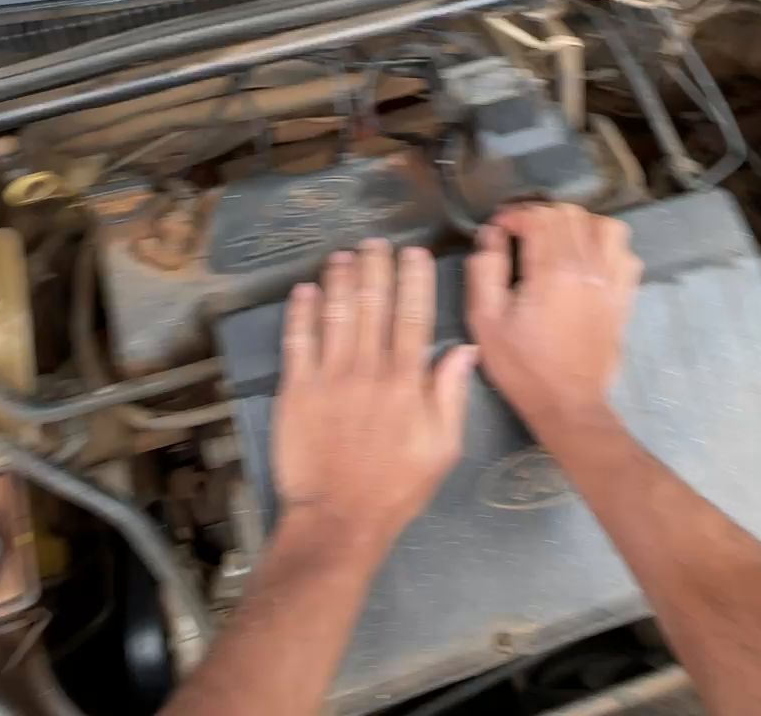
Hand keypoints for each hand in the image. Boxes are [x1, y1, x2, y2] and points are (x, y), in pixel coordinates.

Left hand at [275, 240, 476, 551]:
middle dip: (374, 267)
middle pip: (372, 305)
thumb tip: (464, 349)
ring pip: (335, 313)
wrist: (337, 519)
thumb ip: (450, 395)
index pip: (412, 317)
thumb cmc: (395, 486)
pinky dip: (301, 312)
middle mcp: (367, 368)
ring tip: (342, 255)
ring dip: (339, 280)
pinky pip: (297, 340)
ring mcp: (328, 376)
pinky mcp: (296, 388)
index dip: (413, 280)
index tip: (413, 253)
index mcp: (405, 382)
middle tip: (375, 242)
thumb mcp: (442, 449)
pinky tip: (305, 290)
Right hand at [466, 204, 642, 428]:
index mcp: (552, 271)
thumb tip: (491, 235)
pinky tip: (587, 258)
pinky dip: (606, 245)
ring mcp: (611, 282)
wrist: (568, 404)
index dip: (513, 214)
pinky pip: (625, 253)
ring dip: (576, 223)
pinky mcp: (624, 297)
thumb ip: (485, 270)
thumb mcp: (485, 320)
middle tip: (519, 230)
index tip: (498, 227)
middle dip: (539, 214)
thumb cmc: (522, 365)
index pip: (536, 218)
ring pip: (602, 226)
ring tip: (556, 237)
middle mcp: (587, 268)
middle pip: (569, 215)